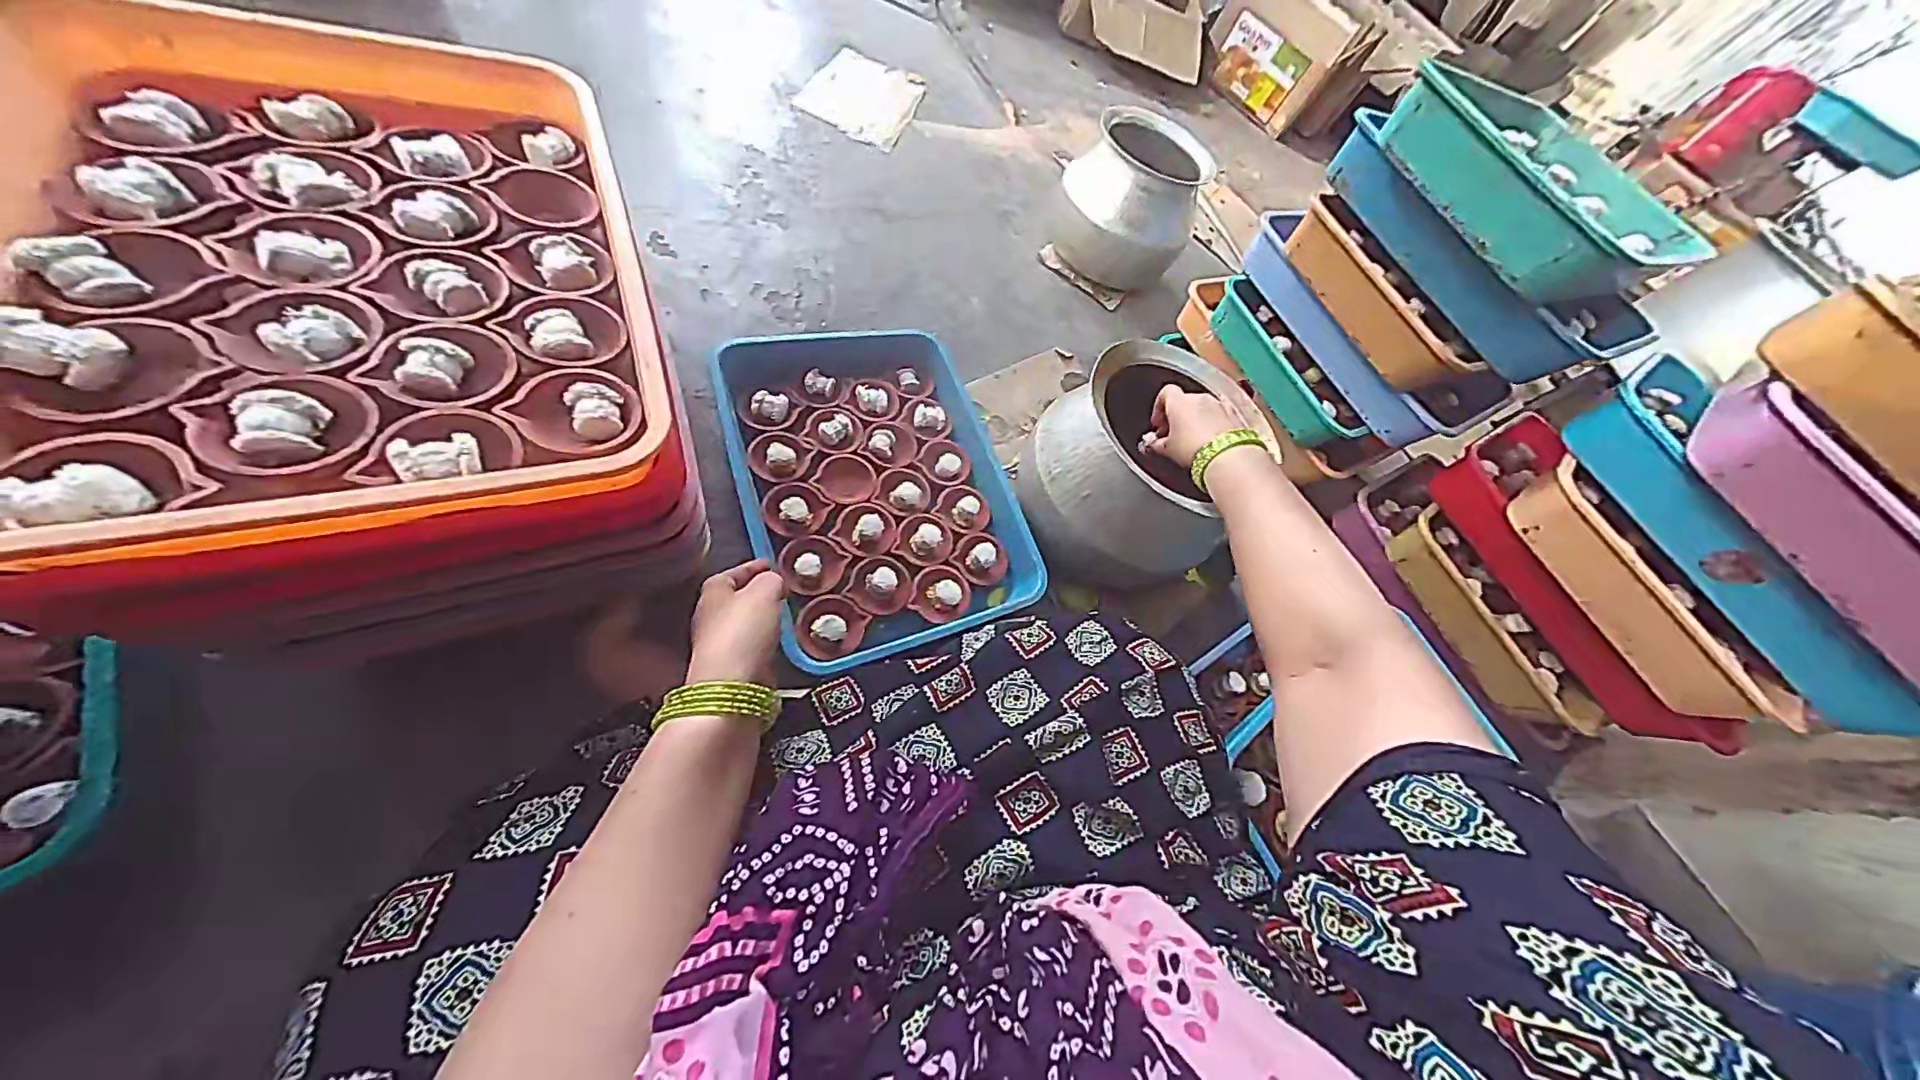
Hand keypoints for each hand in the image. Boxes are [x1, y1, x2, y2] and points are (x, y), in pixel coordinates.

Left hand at [684, 559, 785, 686]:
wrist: (732, 684)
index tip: (768, 565)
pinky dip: (764, 640)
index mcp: (713, 593)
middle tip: (777, 589)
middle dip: (756, 593)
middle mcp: (710, 618)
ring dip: (761, 618)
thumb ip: (772, 579)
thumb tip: (775, 581)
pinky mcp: (732, 667)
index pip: (731, 572)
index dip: (751, 567)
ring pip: (743, 623)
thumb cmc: (741, 633)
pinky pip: (751, 646)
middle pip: (735, 599)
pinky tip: (776, 641)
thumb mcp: (765, 590)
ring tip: (781, 613)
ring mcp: (719, 644)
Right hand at [1141, 385, 1244, 467]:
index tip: (1158, 424)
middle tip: (1173, 436)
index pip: (1166, 393)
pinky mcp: (1235, 416)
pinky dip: (1213, 425)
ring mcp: (1220, 405)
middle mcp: (1201, 398)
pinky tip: (1210, 442)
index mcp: (1180, 402)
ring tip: (1193, 441)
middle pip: (1185, 401)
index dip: (1159, 408)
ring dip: (1196, 421)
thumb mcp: (1168, 450)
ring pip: (1203, 409)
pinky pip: (1219, 417)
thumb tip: (1153, 445)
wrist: (1227, 457)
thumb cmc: (1196, 450)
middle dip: (1178, 416)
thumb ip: (1156, 444)